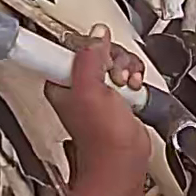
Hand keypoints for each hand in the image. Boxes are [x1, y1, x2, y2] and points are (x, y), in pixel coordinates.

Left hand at [45, 26, 149, 188]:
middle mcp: (77, 83)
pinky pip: (127, 71)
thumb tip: (96, 34)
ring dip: (127, 67)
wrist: (123, 162)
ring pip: (115, 58)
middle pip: (98, 48)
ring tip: (126, 84)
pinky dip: (135, 76)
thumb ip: (90, 59)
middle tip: (115, 76)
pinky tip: (134, 88)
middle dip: (114, 58)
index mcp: (60, 80)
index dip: (89, 46)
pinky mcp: (116, 94)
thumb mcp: (90, 92)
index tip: (100, 59)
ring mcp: (97, 89)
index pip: (70, 45)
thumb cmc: (102, 139)